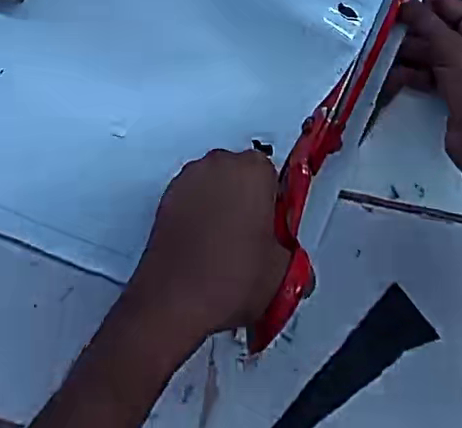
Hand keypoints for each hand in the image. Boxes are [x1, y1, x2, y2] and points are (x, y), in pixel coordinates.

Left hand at [125, 149, 290, 341]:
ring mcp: (189, 177)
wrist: (177, 297)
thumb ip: (293, 254)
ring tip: (228, 246)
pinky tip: (205, 246)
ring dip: (221, 203)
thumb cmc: (225, 278)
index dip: (275, 200)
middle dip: (248, 198)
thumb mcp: (283, 273)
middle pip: (241, 172)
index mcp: (252, 171)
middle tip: (255, 235)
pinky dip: (198, 212)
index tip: (276, 222)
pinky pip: (191, 196)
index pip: (272, 172)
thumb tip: (291, 261)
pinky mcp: (168, 194)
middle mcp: (218, 165)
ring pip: (214, 183)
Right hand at [392, 0, 461, 178]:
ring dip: (403, 55)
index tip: (389, 8)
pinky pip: (424, 71)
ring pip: (425, 51)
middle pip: (432, 28)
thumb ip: (425, 21)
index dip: (418, 5)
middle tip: (378, 33)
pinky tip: (390, 77)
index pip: (445, 4)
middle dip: (406, 33)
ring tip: (379, 57)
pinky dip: (408, 73)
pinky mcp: (451, 88)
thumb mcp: (453, 51)